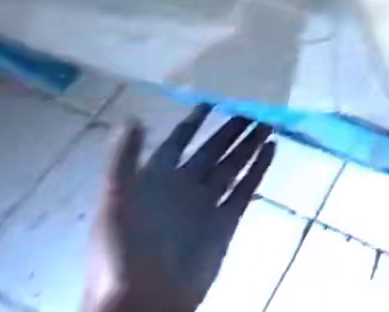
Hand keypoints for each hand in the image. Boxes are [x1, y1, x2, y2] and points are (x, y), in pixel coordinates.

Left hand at [86, 104, 276, 311]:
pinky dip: (260, 168)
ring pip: (233, 164)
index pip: (177, 143)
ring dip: (250, 143)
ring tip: (270, 119)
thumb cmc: (122, 252)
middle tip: (255, 102)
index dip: (193, 122)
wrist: (142, 305)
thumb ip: (123, 161)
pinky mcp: (225, 221)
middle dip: (232, 127)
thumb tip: (129, 118)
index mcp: (155, 182)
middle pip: (212, 150)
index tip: (213, 98)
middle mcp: (182, 188)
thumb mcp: (115, 202)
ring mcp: (205, 205)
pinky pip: (246, 188)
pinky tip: (273, 148)